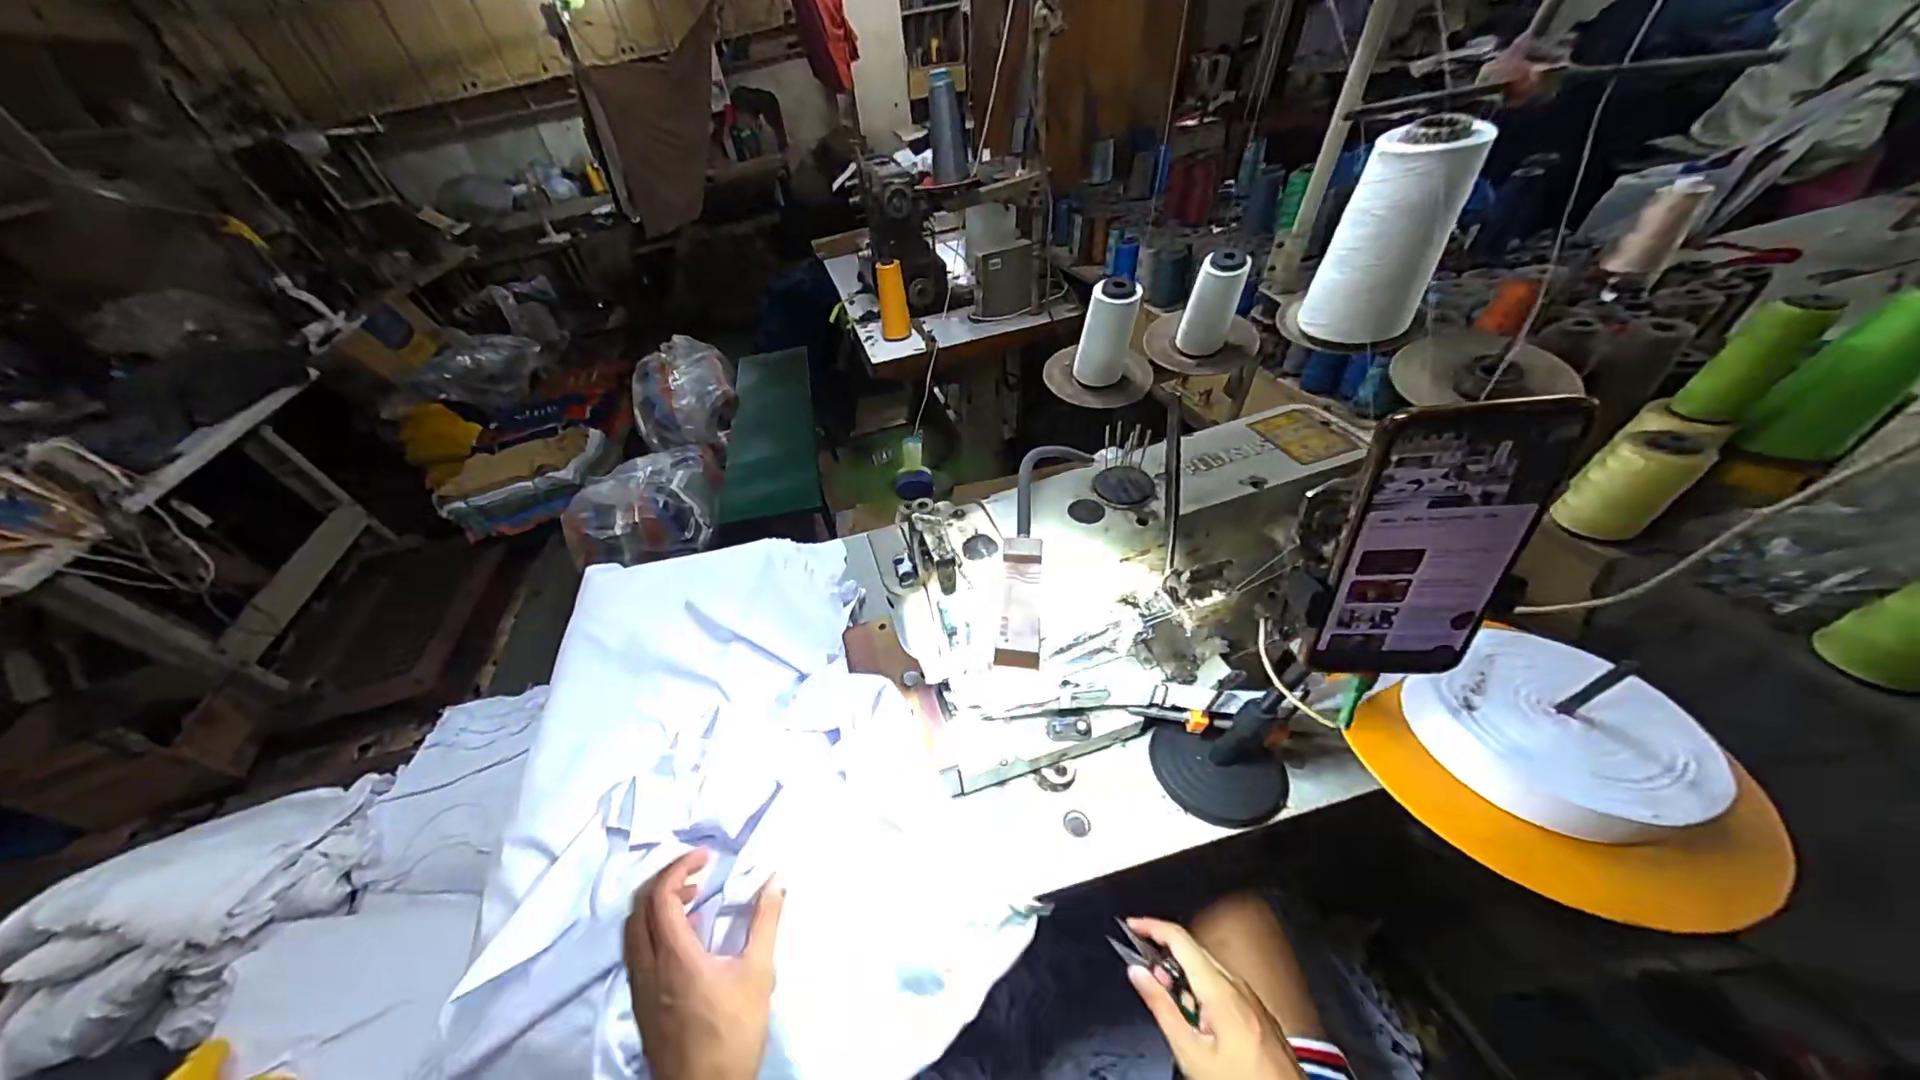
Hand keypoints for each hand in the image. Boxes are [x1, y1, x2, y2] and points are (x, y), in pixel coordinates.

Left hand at [624, 849, 784, 1079]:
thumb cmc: (733, 1033)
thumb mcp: (758, 973)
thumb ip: (765, 922)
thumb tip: (775, 882)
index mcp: (673, 956)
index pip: (660, 896)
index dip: (680, 868)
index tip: (707, 858)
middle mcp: (648, 968)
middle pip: (639, 909)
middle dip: (666, 881)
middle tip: (699, 875)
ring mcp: (640, 989)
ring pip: (634, 932)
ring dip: (659, 906)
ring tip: (695, 901)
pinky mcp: (642, 1006)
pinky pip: (638, 952)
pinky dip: (657, 930)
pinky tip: (689, 938)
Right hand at [1123, 916, 1304, 1079]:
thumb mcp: (1191, 1054)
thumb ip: (1161, 1008)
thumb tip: (1138, 973)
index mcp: (1220, 990)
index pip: (1180, 939)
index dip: (1152, 926)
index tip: (1132, 925)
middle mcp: (1239, 987)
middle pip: (1194, 950)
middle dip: (1164, 952)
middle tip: (1143, 970)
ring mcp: (1252, 999)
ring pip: (1208, 968)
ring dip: (1182, 974)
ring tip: (1170, 1002)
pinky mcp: (1259, 1013)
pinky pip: (1224, 985)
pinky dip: (1201, 988)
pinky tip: (1196, 1018)